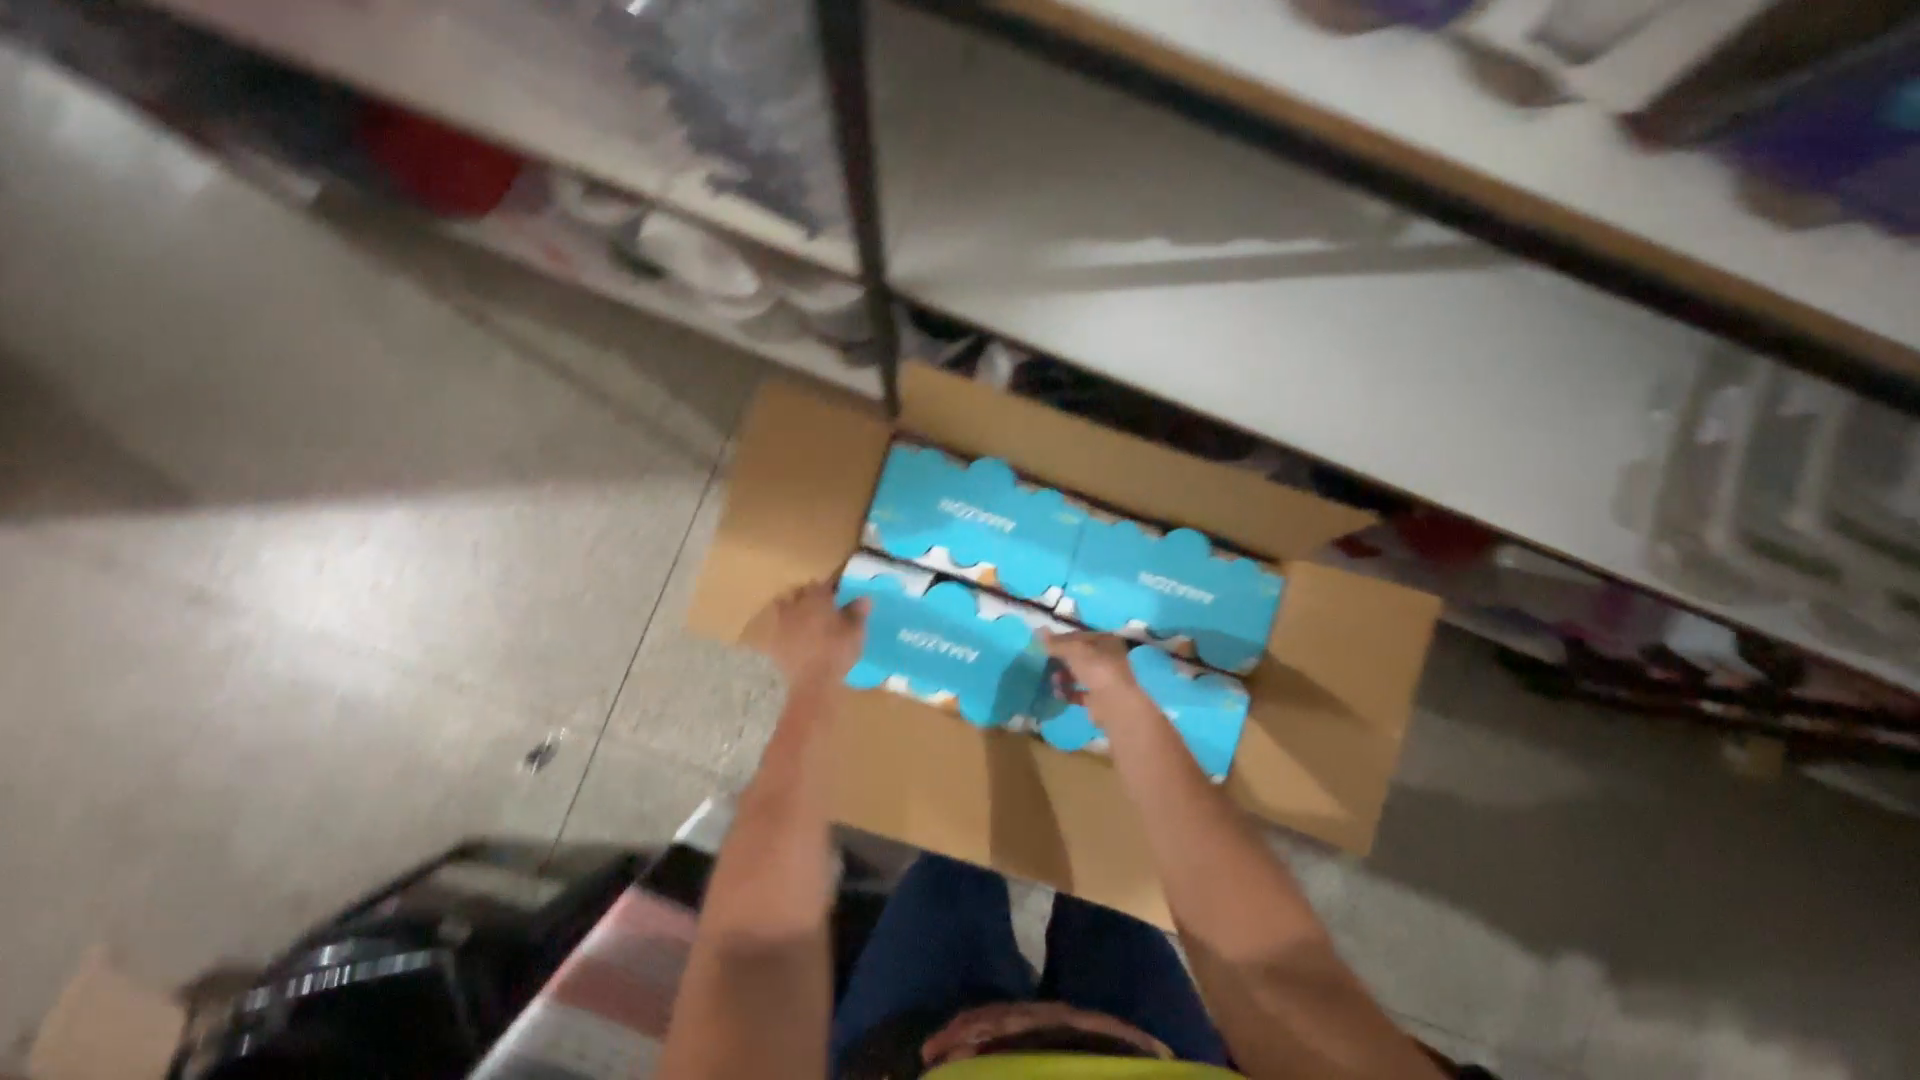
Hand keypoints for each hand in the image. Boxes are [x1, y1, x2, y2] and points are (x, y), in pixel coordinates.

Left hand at [748, 580, 868, 690]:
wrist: (812, 682)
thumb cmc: (837, 652)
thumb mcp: (855, 632)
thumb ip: (858, 612)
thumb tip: (863, 598)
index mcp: (817, 598)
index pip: (825, 584)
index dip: (833, 587)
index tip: (840, 592)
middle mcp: (796, 605)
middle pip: (801, 591)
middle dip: (811, 594)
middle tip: (823, 604)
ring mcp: (782, 622)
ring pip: (785, 605)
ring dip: (793, 606)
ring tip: (803, 616)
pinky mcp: (774, 640)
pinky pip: (777, 626)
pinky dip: (784, 625)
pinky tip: (792, 633)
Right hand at [1041, 631, 1139, 701]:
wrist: (1114, 703)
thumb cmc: (1096, 668)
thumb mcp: (1073, 649)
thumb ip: (1055, 642)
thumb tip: (1039, 631)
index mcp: (1106, 641)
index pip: (1079, 636)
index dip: (1061, 639)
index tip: (1045, 645)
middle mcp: (1107, 657)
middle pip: (1078, 656)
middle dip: (1060, 660)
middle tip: (1045, 664)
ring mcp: (1104, 679)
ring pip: (1078, 674)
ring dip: (1062, 677)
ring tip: (1054, 681)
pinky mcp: (1098, 698)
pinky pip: (1078, 692)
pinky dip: (1067, 692)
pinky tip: (1058, 694)